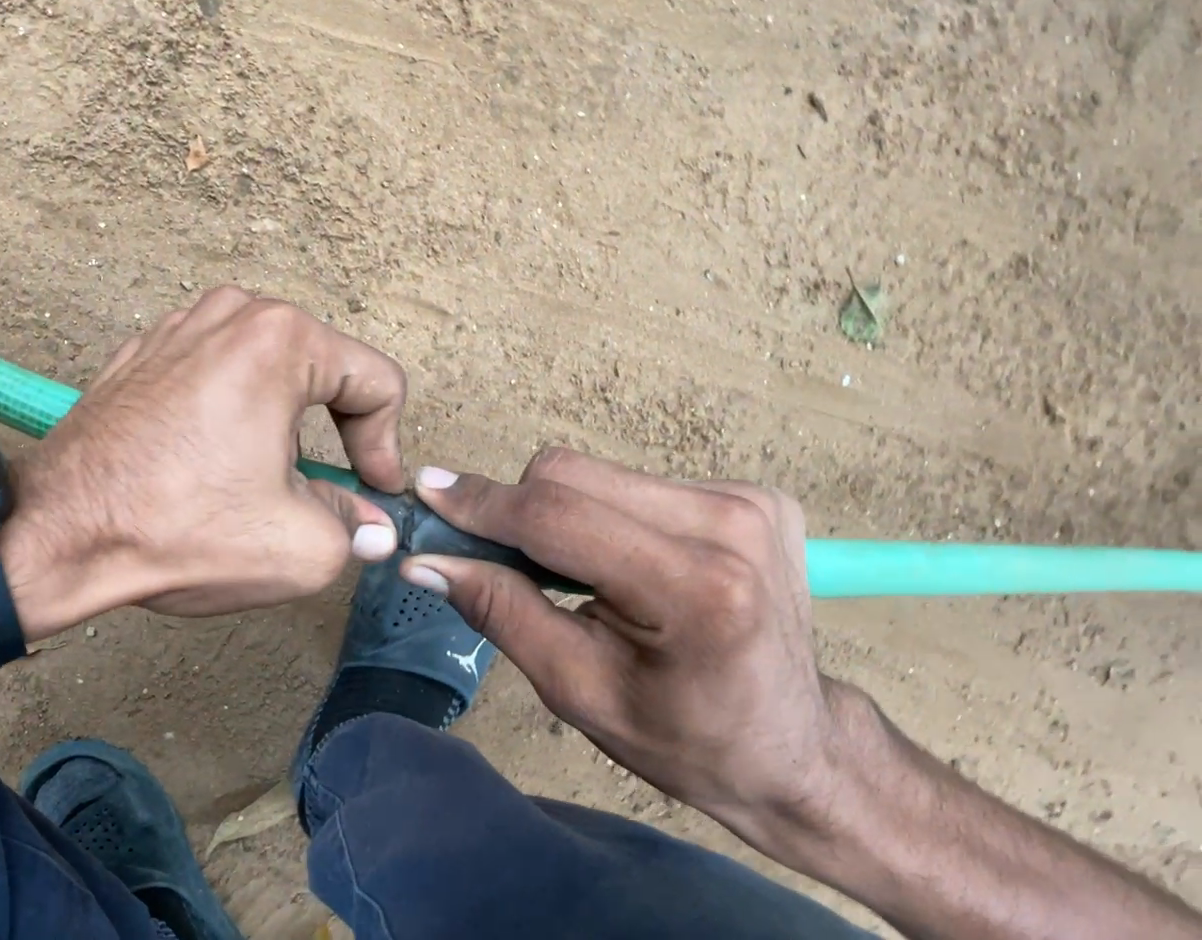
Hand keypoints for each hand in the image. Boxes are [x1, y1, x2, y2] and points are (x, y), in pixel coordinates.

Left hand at [3, 288, 406, 634]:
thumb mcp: (301, 546)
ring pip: (270, 371)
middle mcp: (230, 314)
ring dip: (283, 423)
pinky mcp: (144, 353)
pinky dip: (233, 414)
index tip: (373, 489)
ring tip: (263, 480)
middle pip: (323, 370)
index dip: (387, 444)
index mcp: (279, 340)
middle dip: (335, 433)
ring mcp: (179, 327)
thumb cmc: (174, 530)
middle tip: (325, 491)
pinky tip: (214, 464)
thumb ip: (358, 527)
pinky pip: (218, 374)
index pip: (376, 381)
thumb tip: (373, 525)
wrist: (58, 534)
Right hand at [401, 449, 855, 844]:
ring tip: (563, 569)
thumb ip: (499, 611)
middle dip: (514, 509)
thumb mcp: (576, 690)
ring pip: (595, 471)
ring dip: (555, 510)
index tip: (425, 495)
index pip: (556, 516)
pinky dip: (600, 512)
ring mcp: (748, 501)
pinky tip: (616, 561)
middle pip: (570, 475)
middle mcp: (728, 524)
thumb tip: (426, 561)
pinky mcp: (752, 494)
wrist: (797, 750)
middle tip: (490, 557)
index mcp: (694, 587)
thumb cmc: (683, 739)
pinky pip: (631, 481)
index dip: (480, 505)